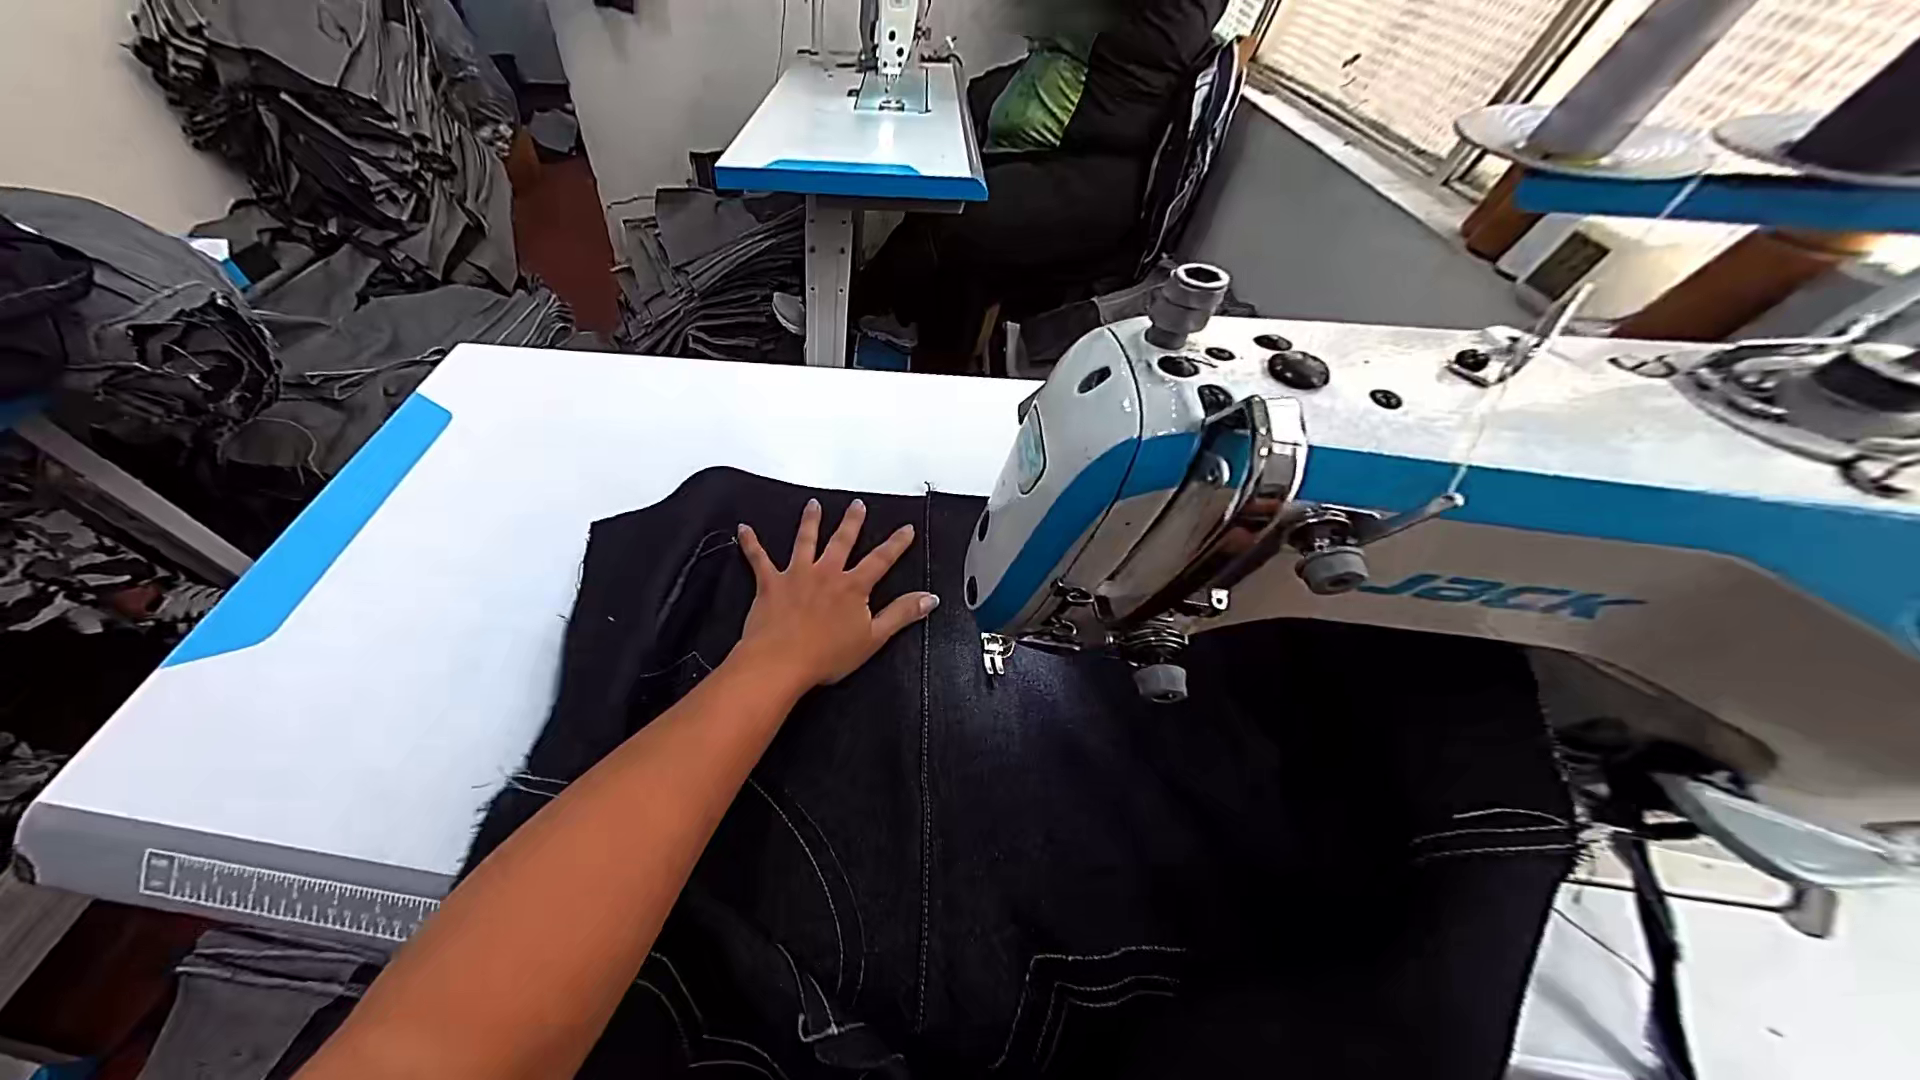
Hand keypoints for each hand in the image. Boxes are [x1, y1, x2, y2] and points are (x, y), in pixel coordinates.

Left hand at [734, 498, 938, 690]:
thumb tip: (929, 599)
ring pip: (805, 540)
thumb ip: (902, 614)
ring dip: (810, 521)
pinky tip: (743, 529)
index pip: (881, 559)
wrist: (781, 661)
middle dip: (852, 521)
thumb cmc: (826, 654)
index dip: (896, 543)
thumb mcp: (874, 637)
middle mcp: (826, 573)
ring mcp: (796, 575)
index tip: (906, 529)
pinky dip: (750, 543)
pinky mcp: (770, 583)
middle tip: (857, 505)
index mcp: (852, 586)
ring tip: (813, 505)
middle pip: (842, 540)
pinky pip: (758, 558)